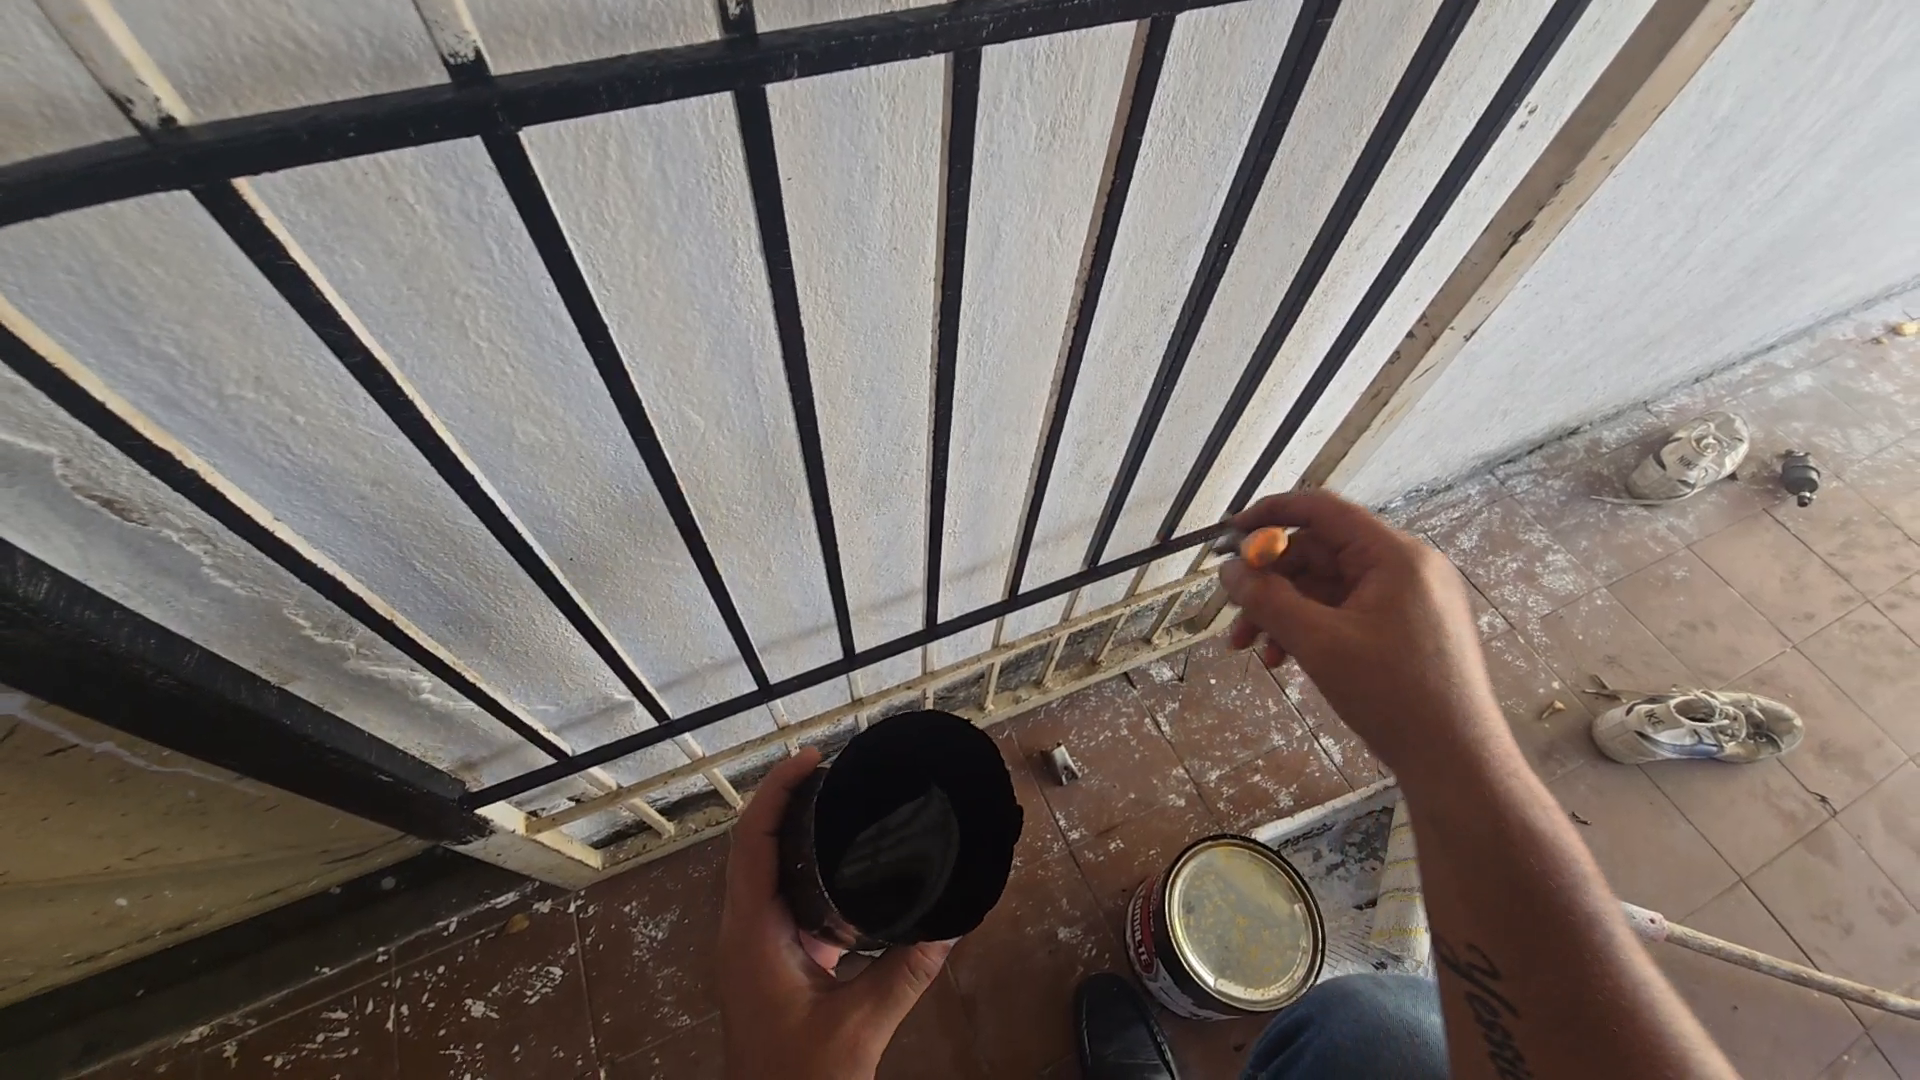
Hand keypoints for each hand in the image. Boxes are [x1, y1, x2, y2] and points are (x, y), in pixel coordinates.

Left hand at [718, 747, 953, 1079]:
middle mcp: (743, 929)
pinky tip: (842, 862)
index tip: (813, 758)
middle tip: (833, 770)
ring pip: (764, 866)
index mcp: (751, 934)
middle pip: (753, 842)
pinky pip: (781, 893)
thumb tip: (953, 920)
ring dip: (792, 828)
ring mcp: (753, 944)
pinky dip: (804, 864)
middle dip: (786, 798)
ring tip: (837, 800)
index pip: (752, 840)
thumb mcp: (859, 1026)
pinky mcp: (769, 957)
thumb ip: (907, 971)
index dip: (777, 790)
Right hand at [1216, 491, 1511, 779]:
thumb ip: (1267, 600)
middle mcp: (1404, 567)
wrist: (1456, 762)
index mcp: (1394, 555)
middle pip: (1317, 553)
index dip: (1270, 515)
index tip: (1228, 536)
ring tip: (1248, 647)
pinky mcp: (1403, 628)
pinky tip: (1282, 660)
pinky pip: (1342, 612)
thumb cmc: (1391, 694)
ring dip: (1281, 612)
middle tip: (1232, 612)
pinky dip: (1307, 628)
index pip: (1322, 510)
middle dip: (1269, 583)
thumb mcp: (1318, 643)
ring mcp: (1406, 599)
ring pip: (1324, 587)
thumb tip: (1228, 570)